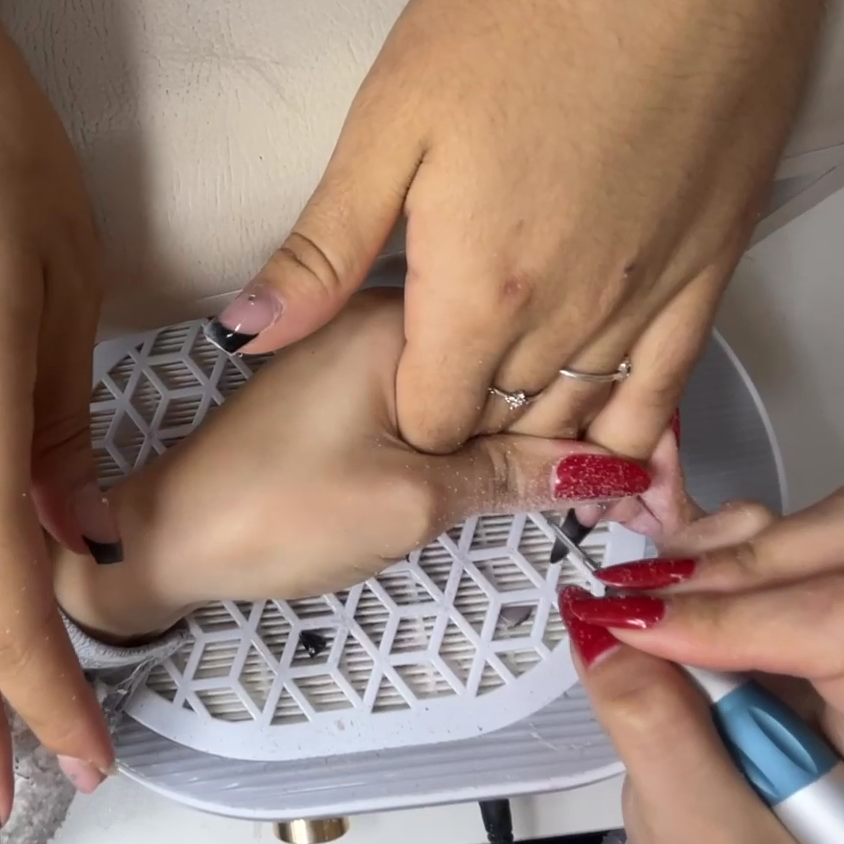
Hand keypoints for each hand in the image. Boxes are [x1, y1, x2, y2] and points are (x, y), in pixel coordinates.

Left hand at [55, 290, 656, 641]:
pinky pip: (450, 397)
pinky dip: (497, 432)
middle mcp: (392, 314)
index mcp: (403, 322)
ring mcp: (373, 344)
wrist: (173, 530)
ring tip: (632, 495)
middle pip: (521, 364)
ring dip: (554, 434)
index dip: (613, 426)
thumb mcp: (405, 500)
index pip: (537, 359)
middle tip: (667, 502)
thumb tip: (605, 471)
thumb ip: (504, 473)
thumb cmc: (279, 513)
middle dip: (597, 428)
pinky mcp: (357, 380)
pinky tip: (543, 466)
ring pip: (491, 382)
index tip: (669, 488)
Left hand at [212, 0, 843, 458]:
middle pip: (505, 420)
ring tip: (515, 448)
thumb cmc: (515, 15)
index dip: (406, 427)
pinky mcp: (716, 257)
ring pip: (586, 411)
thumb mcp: (386, 131)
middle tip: (441, 417)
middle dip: (467, 433)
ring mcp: (652, 290)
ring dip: (541, 434)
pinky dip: (643, 428)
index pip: (433, 419)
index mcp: (480, 290)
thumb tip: (246, 332)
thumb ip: (322, 253)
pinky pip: (675, 378)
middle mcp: (571, 312)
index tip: (389, 413)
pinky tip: (629, 461)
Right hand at [562, 481, 843, 843]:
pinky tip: (666, 591)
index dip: (729, 614)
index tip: (634, 629)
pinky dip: (709, 539)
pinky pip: (784, 523)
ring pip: (834, 518)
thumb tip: (603, 629)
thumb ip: (652, 735)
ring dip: (720, 545)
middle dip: (741, 555)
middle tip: (652, 596)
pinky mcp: (831, 601)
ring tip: (653, 599)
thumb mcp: (698, 838)